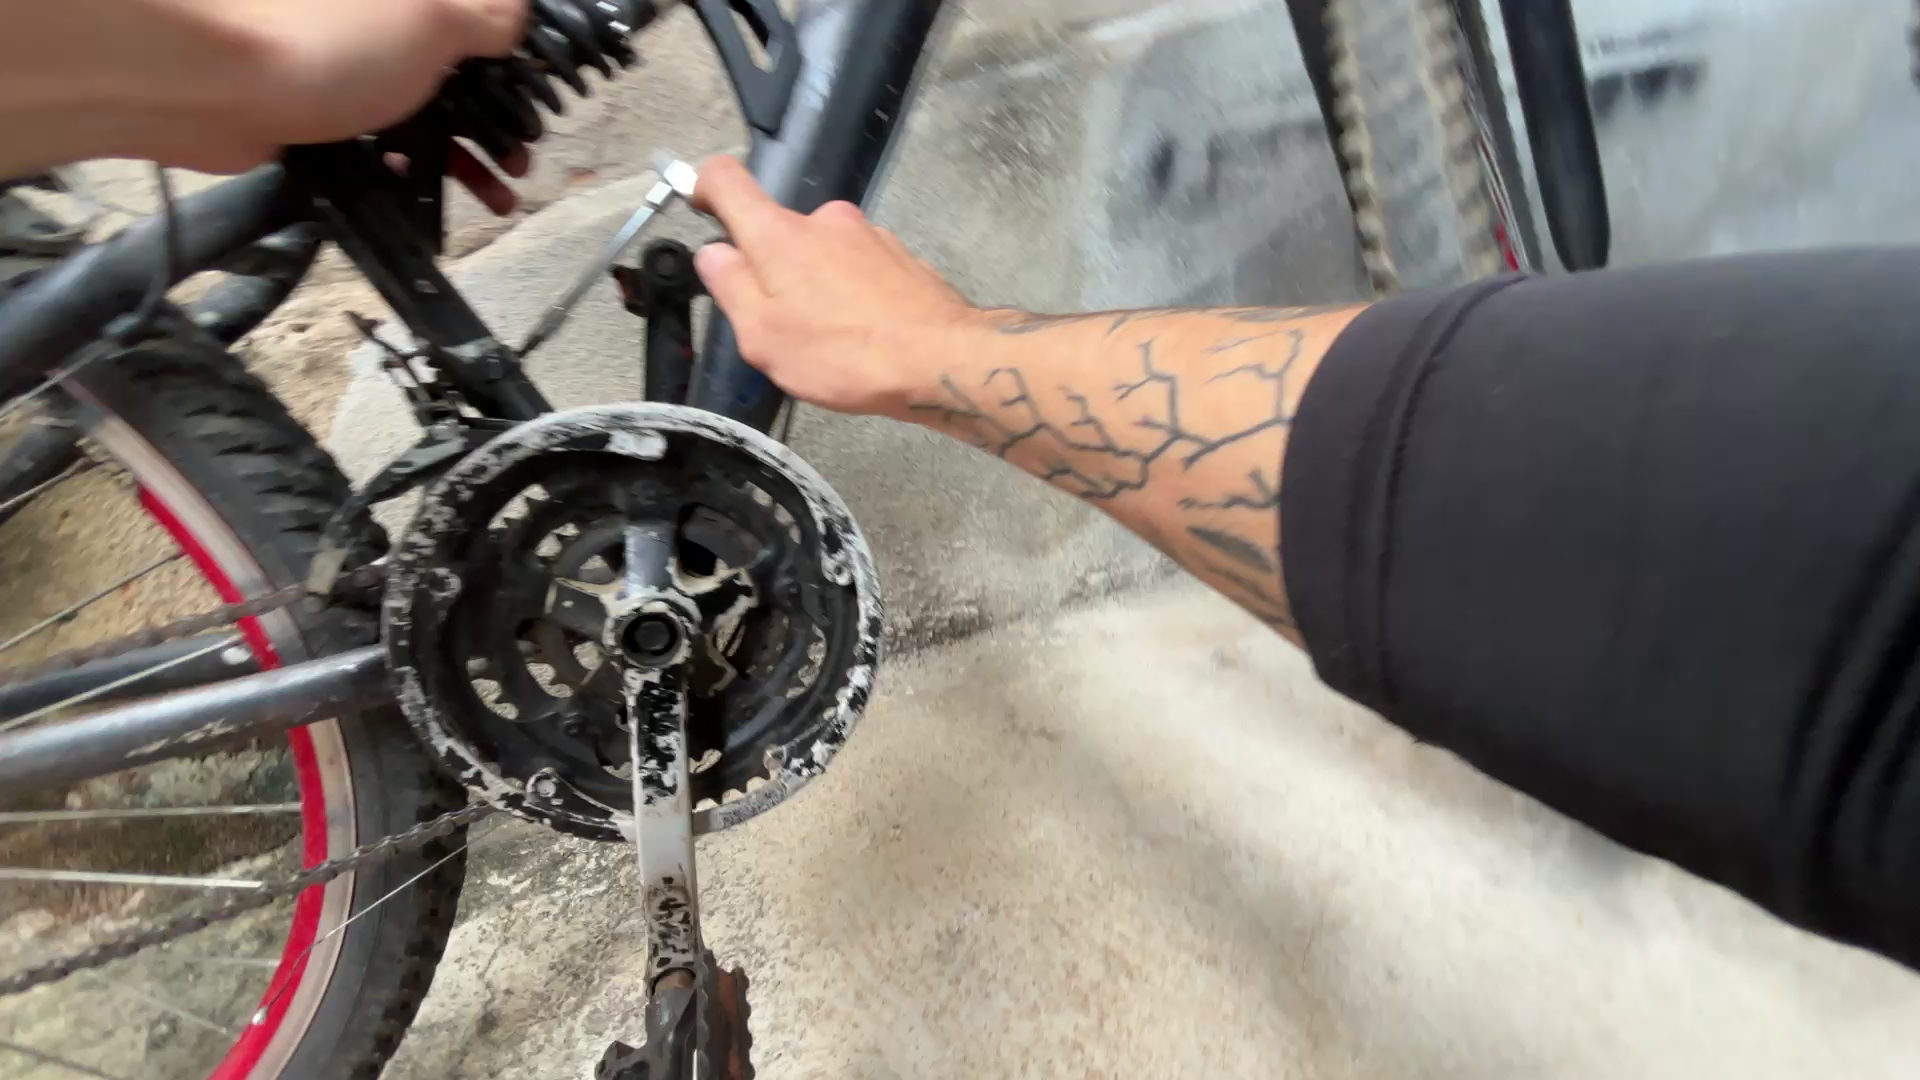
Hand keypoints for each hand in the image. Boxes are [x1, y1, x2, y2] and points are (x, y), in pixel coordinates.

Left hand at [0, 0, 528, 204]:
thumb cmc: (328, 43)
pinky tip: (442, 195)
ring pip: (427, 117)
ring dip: (472, 160)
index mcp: (401, 0)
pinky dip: (419, 171)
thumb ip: (481, 14)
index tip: (537, 100)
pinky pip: (387, 143)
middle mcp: (372, 24)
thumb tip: (519, 8)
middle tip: (522, 157)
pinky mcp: (323, 111)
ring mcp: (346, 68)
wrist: (208, 87)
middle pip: (456, 77)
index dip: (511, 65)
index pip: (471, 24)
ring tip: (501, 196)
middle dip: (498, 124)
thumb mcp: (427, 19)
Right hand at [691, 155, 983, 415]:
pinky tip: (868, 335)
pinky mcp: (903, 259)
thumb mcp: (764, 336)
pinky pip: (863, 272)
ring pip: (825, 255)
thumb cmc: (845, 356)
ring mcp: (871, 237)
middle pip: (781, 232)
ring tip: (835, 340)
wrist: (940, 361)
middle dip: (775, 271)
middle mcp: (826, 221)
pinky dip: (856, 296)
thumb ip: (731, 289)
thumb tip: (716, 255)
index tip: (704, 210)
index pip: (726, 179)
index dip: (705, 188)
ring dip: (820, 287)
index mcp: (779, 235)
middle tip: (786, 325)